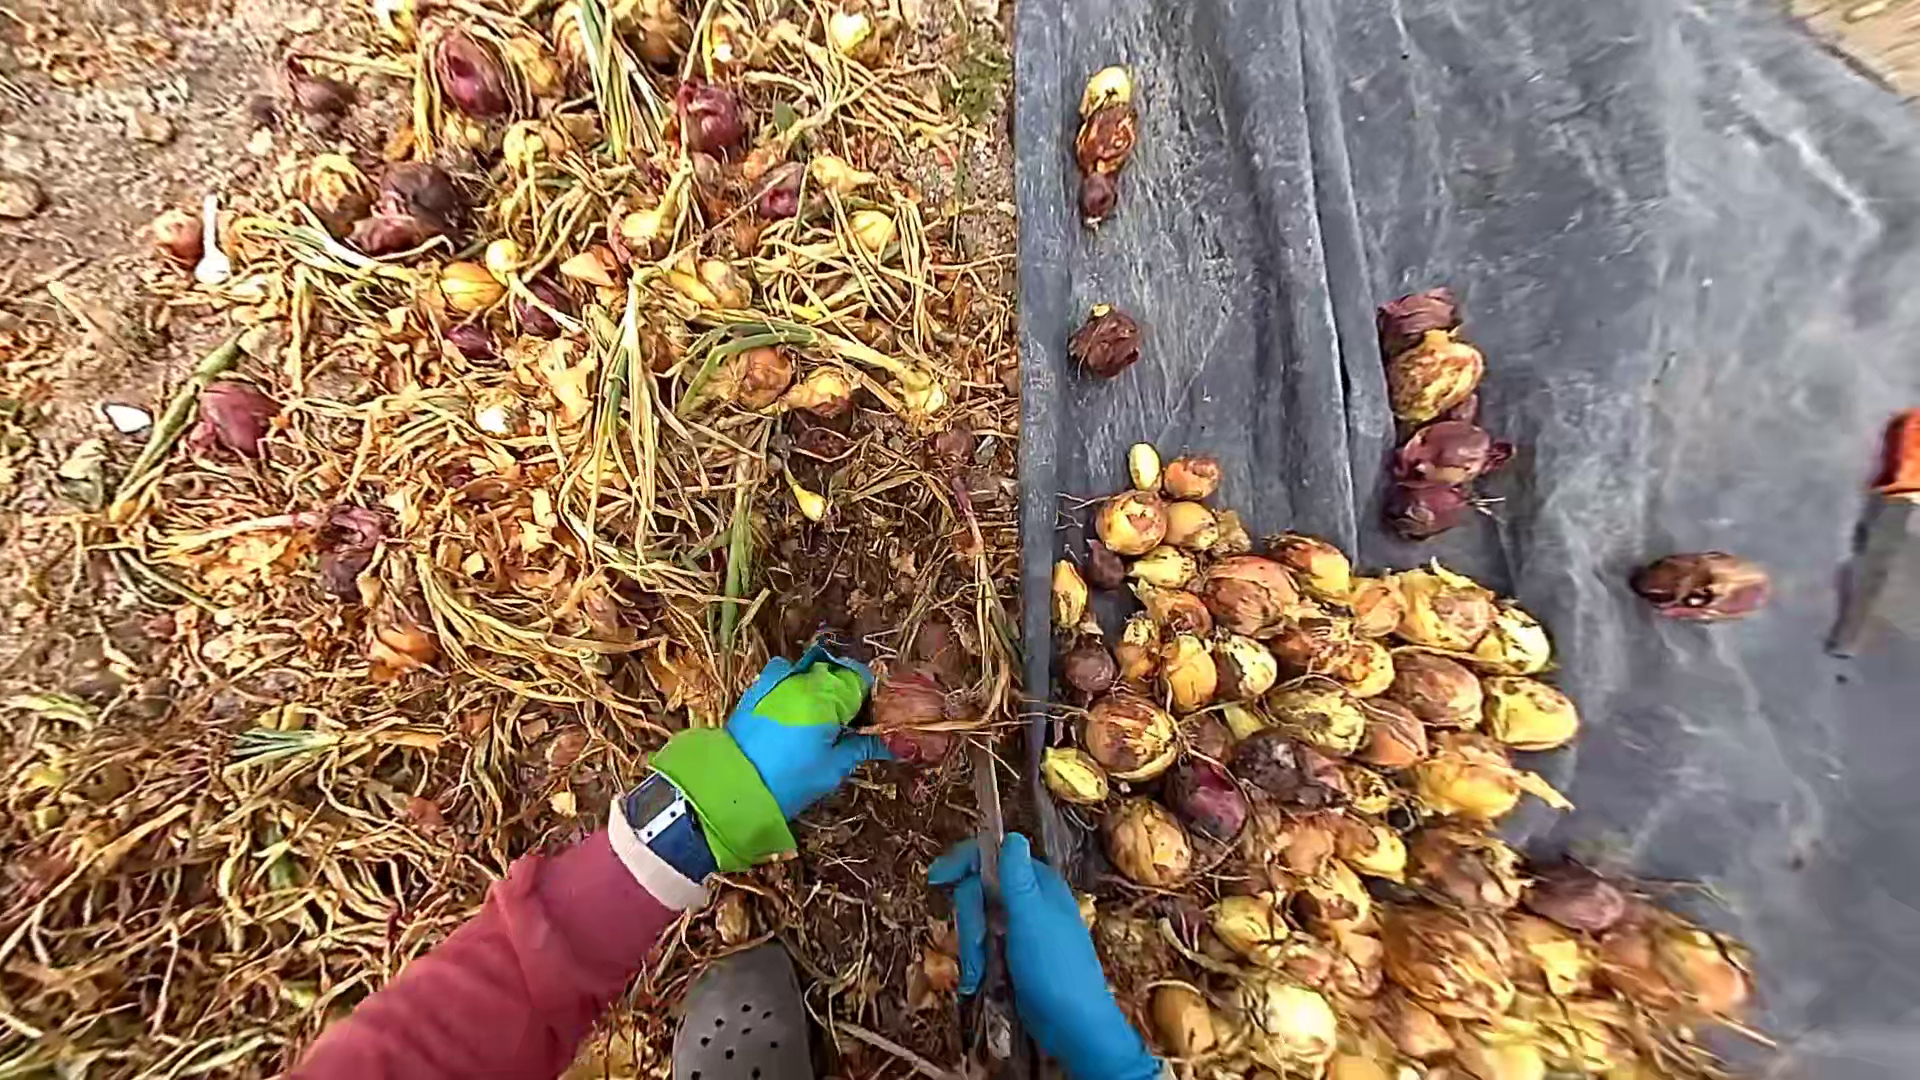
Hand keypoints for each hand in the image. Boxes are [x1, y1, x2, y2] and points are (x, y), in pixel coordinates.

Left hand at [726, 647, 889, 817]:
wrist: (731, 788)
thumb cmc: (790, 780)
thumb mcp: (833, 767)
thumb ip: (863, 746)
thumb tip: (898, 744)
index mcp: (826, 694)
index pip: (860, 678)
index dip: (868, 697)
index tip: (868, 719)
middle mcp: (803, 678)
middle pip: (836, 672)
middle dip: (845, 692)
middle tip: (846, 725)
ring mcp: (777, 680)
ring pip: (810, 672)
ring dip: (819, 688)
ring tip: (818, 719)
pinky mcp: (757, 689)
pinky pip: (784, 675)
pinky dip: (794, 686)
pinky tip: (794, 712)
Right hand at [929, 834, 1159, 1079]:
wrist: (1076, 1030)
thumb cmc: (1055, 968)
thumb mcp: (1031, 917)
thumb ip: (1017, 876)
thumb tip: (1011, 835)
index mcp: (1035, 881)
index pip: (992, 855)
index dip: (964, 862)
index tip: (936, 878)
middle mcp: (1027, 898)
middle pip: (979, 890)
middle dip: (970, 920)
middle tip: (975, 946)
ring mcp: (1019, 927)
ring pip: (978, 920)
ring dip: (971, 947)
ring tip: (979, 974)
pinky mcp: (1013, 954)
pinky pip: (983, 945)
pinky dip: (977, 962)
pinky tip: (980, 981)